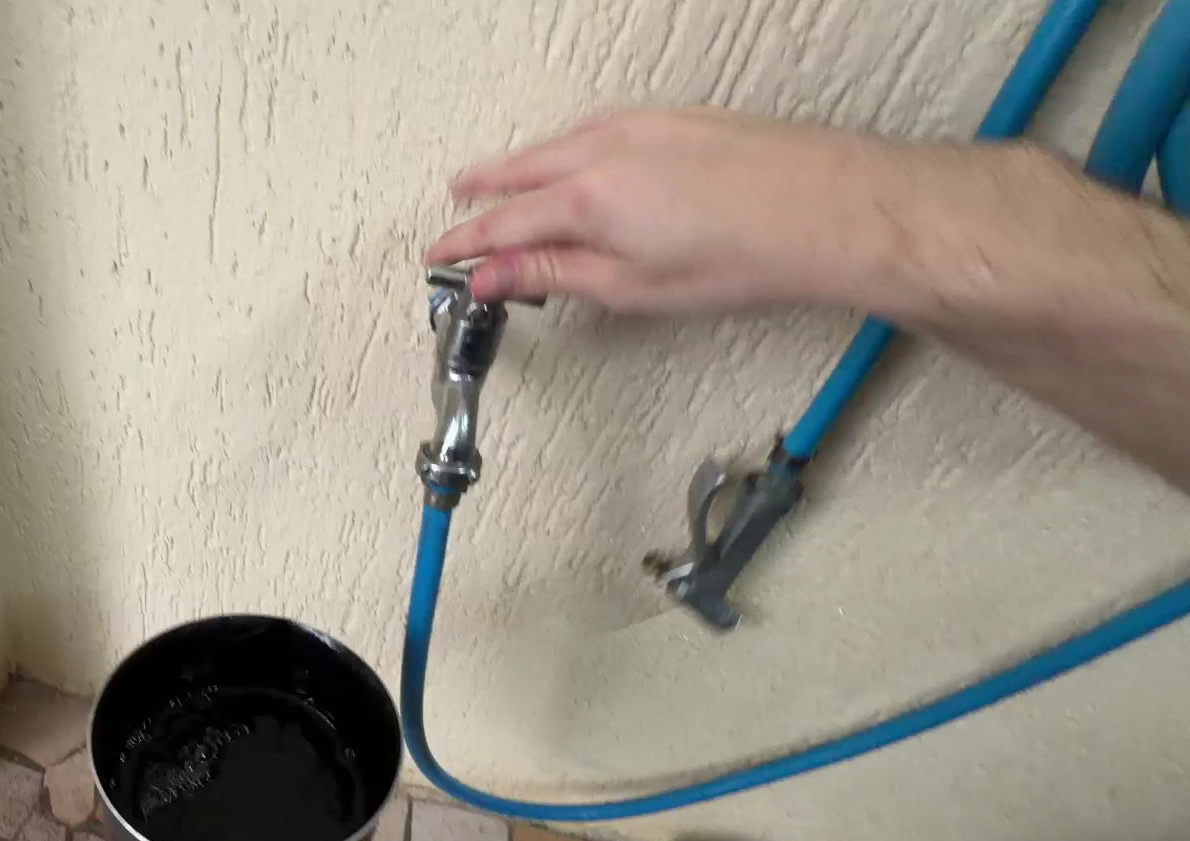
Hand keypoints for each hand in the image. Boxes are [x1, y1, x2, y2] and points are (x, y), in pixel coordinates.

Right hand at [426, 107, 985, 313]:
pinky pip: (595, 129)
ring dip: (518, 165)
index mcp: (586, 196)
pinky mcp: (674, 121)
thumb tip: (491, 278)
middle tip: (453, 207)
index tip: (438, 256)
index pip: (501, 225)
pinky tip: (566, 159)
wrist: (834, 212)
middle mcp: (607, 149)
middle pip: (520, 172)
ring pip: (555, 145)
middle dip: (480, 192)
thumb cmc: (740, 255)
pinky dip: (563, 148)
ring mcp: (643, 127)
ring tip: (496, 181)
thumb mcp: (624, 285)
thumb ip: (547, 275)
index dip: (463, 245)